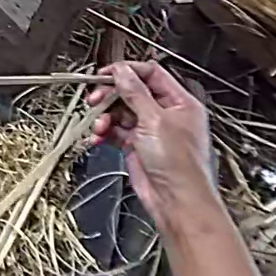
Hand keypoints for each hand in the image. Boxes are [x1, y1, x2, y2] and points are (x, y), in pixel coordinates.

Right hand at [88, 62, 219, 233]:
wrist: (177, 204)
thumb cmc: (180, 166)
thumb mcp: (154, 121)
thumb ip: (135, 93)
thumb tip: (122, 71)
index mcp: (179, 102)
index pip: (151, 74)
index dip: (128, 71)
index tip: (106, 73)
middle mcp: (166, 114)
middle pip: (133, 92)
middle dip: (112, 94)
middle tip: (95, 98)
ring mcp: (151, 130)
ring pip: (122, 112)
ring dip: (106, 116)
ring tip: (98, 124)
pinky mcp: (137, 147)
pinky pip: (116, 131)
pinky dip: (105, 132)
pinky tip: (98, 136)